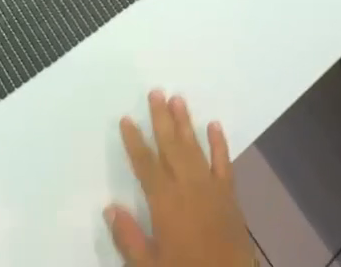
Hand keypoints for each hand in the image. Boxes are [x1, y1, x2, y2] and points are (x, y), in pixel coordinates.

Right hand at [106, 90, 254, 266]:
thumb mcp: (149, 266)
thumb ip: (129, 237)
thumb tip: (111, 207)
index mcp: (165, 203)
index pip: (146, 165)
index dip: (135, 141)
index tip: (126, 119)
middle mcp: (188, 188)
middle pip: (171, 147)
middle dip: (161, 119)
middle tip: (155, 92)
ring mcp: (211, 189)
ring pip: (195, 148)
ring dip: (186, 123)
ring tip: (178, 99)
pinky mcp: (230, 196)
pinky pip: (224, 163)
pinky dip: (219, 144)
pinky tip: (214, 125)